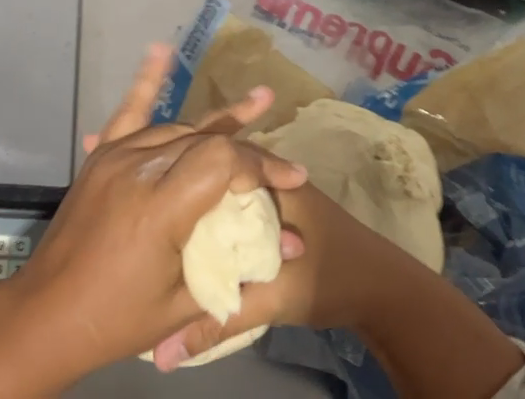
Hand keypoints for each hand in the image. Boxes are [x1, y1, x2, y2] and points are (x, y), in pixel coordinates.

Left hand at [0, 46, 307, 395]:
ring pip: (178, 127)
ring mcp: (115, 156)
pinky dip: (147, 81)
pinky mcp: (100, 156)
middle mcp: (138, 168)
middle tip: (282, 167)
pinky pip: (128, 111)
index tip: (293, 180)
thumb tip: (298, 244)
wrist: (47, 314)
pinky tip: (162, 51)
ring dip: (219, 122)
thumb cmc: (118, 320)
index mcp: (161, 206)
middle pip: (207, 140)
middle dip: (249, 151)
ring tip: (260, 101)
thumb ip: (239, 269)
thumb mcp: (184, 303)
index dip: (263, 166)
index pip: (225, 161)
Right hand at [149, 179, 411, 365]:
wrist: (384, 291)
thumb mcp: (273, 300)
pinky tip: (186, 246)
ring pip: (219, 198)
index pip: (205, 169)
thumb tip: (161, 354)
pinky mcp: (274, 213)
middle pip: (208, 182)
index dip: (170, 190)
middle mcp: (265, 176)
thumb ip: (218, 322)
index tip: (140, 217)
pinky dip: (212, 226)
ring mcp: (271, 193)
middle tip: (142, 228)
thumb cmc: (332, 278)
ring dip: (193, 216)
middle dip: (178, 203)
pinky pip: (232, 211)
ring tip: (156, 236)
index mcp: (265, 179)